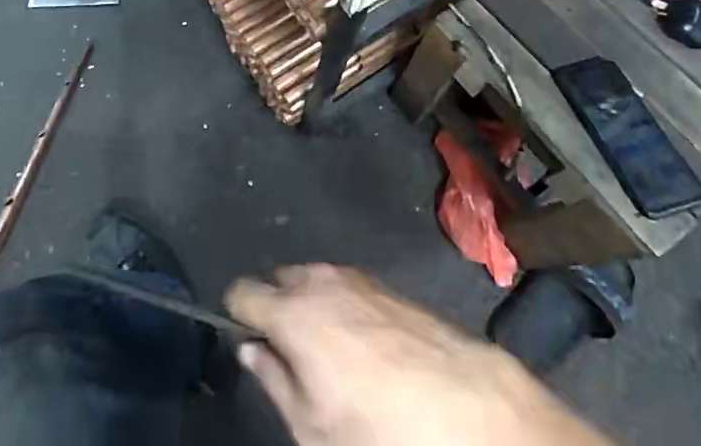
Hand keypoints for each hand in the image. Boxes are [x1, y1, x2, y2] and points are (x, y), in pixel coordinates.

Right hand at [226, 264, 613, 445]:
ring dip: (308, 302)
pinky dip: (339, 302)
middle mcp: (321, 280)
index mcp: (293, 309)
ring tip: (322, 348)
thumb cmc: (374, 423)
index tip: (243, 337)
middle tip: (284, 349)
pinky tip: (357, 341)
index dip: (237, 313)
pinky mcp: (387, 283)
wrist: (463, 400)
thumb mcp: (310, 422)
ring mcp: (358, 277)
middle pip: (279, 278)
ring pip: (315, 278)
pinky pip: (346, 284)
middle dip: (274, 303)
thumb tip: (250, 348)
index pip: (242, 290)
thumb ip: (272, 378)